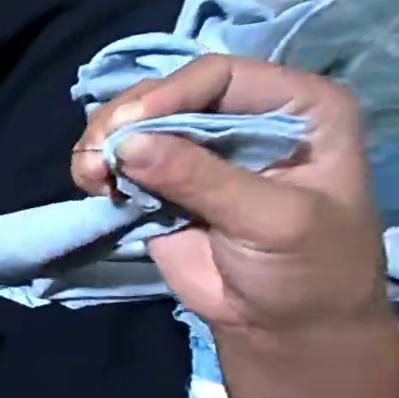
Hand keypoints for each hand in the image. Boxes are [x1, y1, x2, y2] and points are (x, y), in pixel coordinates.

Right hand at [72, 54, 389, 335]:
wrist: (280, 322)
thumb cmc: (308, 268)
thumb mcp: (271, 221)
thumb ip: (201, 179)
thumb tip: (125, 146)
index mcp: (294, 110)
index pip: (219, 76)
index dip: (168, 94)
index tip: (128, 129)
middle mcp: (239, 118)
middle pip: (159, 94)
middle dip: (119, 122)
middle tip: (96, 160)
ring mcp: (191, 149)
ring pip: (126, 122)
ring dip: (97, 145)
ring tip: (91, 178)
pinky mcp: (154, 179)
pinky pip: (110, 155)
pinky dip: (91, 167)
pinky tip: (94, 188)